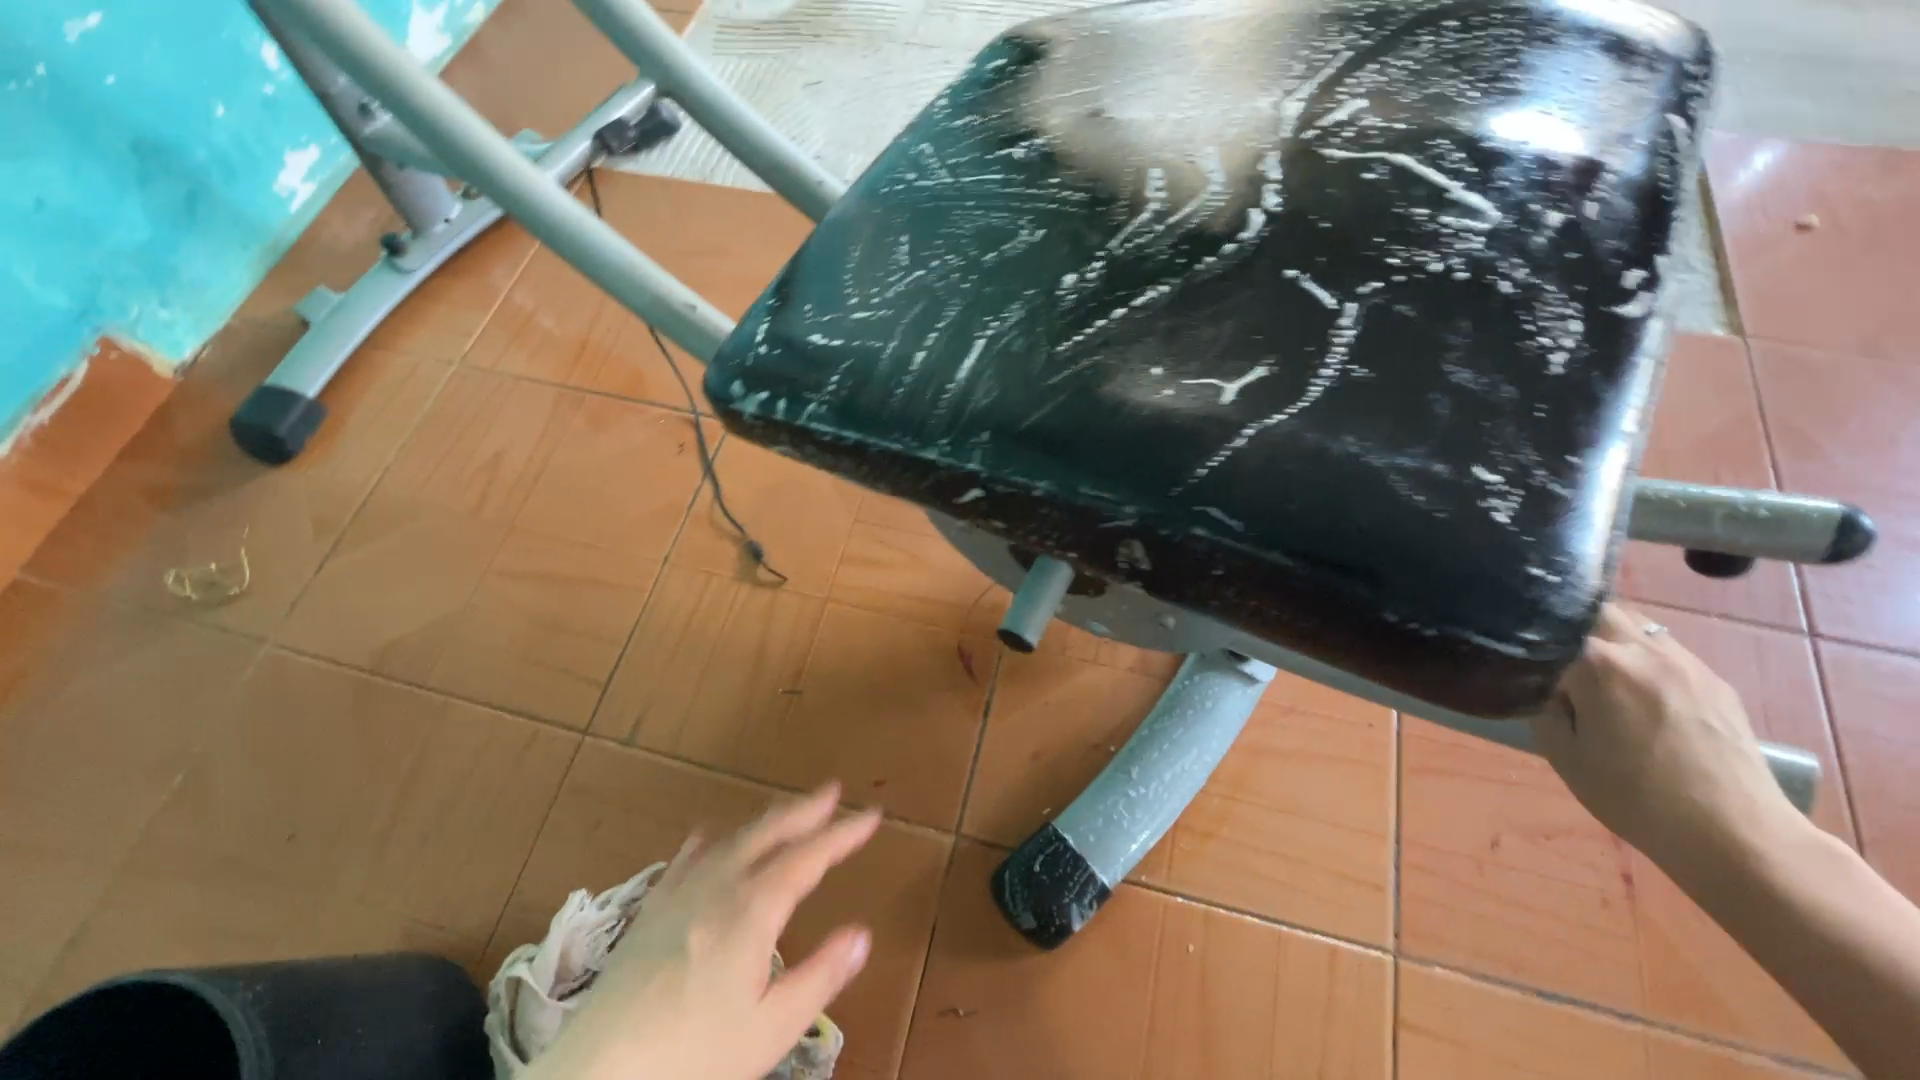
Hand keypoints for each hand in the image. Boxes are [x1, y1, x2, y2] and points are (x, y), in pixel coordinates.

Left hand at [532, 783, 881, 1079]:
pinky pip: (685, 861)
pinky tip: (707, 838)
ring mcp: (678, 896)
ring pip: (729, 841)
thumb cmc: (697, 1054)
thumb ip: (820, 976)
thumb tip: (861, 935)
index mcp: (752, 911)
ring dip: (764, 821)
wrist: (601, 1072)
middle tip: (832, 791)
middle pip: (767, 834)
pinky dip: (708, 843)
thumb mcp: (772, 1027)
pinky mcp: (649, 913)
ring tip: (785, 812)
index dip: (841, 835)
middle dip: (803, 810)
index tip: (870, 816)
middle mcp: (717, 889)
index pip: (807, 858)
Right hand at [1529, 603, 1796, 867]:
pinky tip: (1641, 698)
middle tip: (1556, 662)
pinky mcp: (1715, 681)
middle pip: (1597, 611)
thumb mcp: (1564, 755)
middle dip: (1571, 627)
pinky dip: (1644, 660)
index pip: (1549, 628)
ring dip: (1610, 639)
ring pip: (1636, 626)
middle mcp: (1643, 649)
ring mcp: (1686, 662)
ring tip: (1599, 677)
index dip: (1531, 642)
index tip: (1521, 665)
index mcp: (1597, 664)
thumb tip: (1545, 687)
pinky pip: (1667, 652)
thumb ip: (1544, 708)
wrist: (1733, 832)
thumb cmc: (1634, 797)